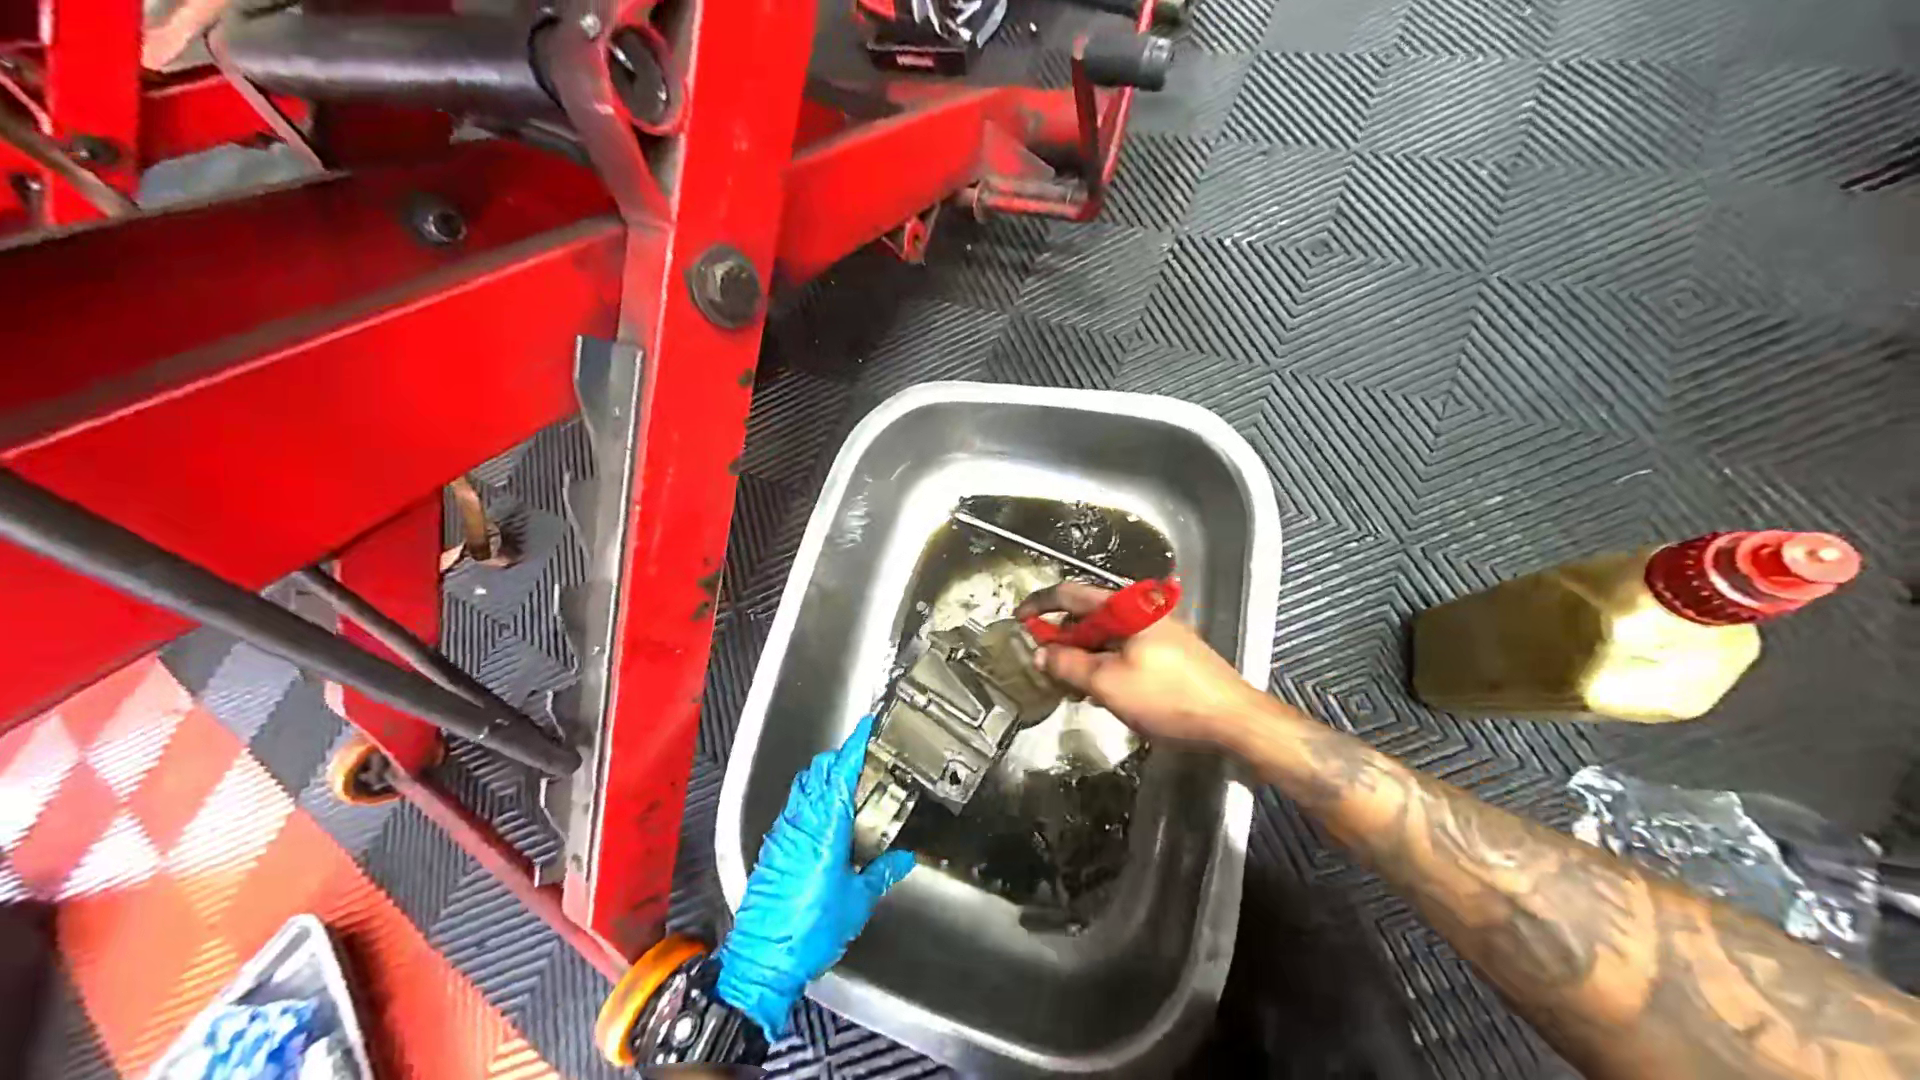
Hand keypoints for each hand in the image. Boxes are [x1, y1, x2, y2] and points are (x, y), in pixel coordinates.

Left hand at [714, 716, 915, 1038]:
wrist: (762, 961)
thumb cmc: (809, 930)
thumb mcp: (856, 900)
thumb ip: (881, 873)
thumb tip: (901, 860)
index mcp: (825, 826)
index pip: (840, 772)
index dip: (854, 745)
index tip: (866, 726)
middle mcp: (800, 821)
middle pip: (818, 771)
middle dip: (839, 757)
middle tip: (863, 758)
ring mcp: (783, 832)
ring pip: (804, 786)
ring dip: (824, 777)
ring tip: (848, 786)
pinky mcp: (773, 847)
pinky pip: (794, 808)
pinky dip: (811, 799)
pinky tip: (826, 818)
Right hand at [1016, 582, 1266, 746]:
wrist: (1234, 721)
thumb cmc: (1168, 698)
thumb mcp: (1108, 683)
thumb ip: (1068, 664)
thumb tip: (1040, 652)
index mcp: (1127, 608)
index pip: (1071, 594)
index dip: (1040, 604)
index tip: (1019, 618)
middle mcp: (1142, 612)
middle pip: (1089, 615)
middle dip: (1061, 636)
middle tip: (1042, 662)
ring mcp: (1158, 632)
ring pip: (1107, 635)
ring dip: (1083, 654)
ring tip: (1069, 683)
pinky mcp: (1169, 653)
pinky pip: (1125, 649)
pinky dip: (1104, 663)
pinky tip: (1100, 690)